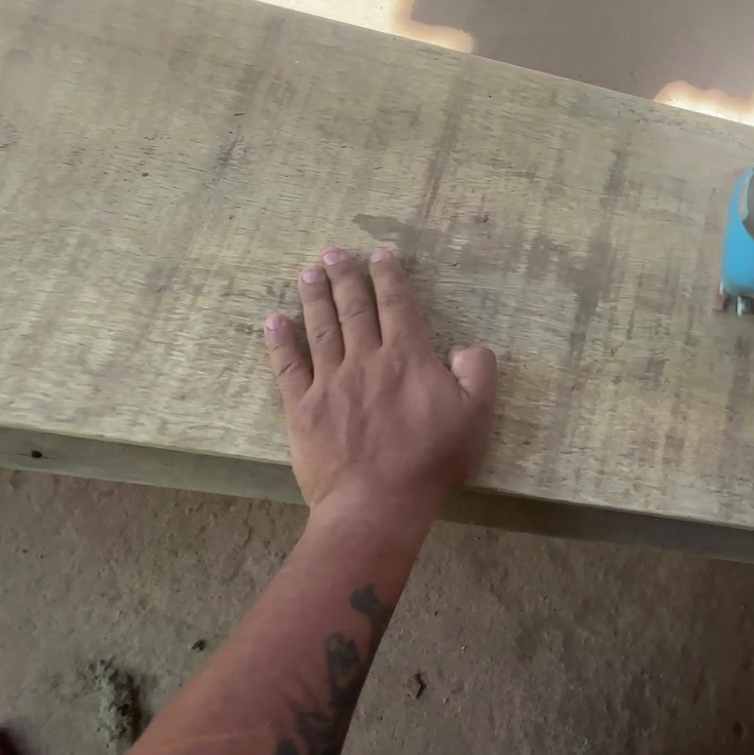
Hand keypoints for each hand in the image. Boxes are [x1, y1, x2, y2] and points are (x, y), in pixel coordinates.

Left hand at [262, 247, 495, 524]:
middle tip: (334, 252)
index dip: (389, 277)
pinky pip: (288, 367)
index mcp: (409, 358)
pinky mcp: (303, 409)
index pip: (398, 306)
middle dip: (345, 277)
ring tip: (309, 271)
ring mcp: (331, 383)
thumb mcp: (477, 413)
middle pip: (355, 309)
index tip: (380, 255)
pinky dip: (280, 341)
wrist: (378, 503)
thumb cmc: (433, 458)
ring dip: (314, 297)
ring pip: (321, 329)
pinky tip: (274, 320)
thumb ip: (479, 370)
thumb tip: (466, 346)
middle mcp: (367, 360)